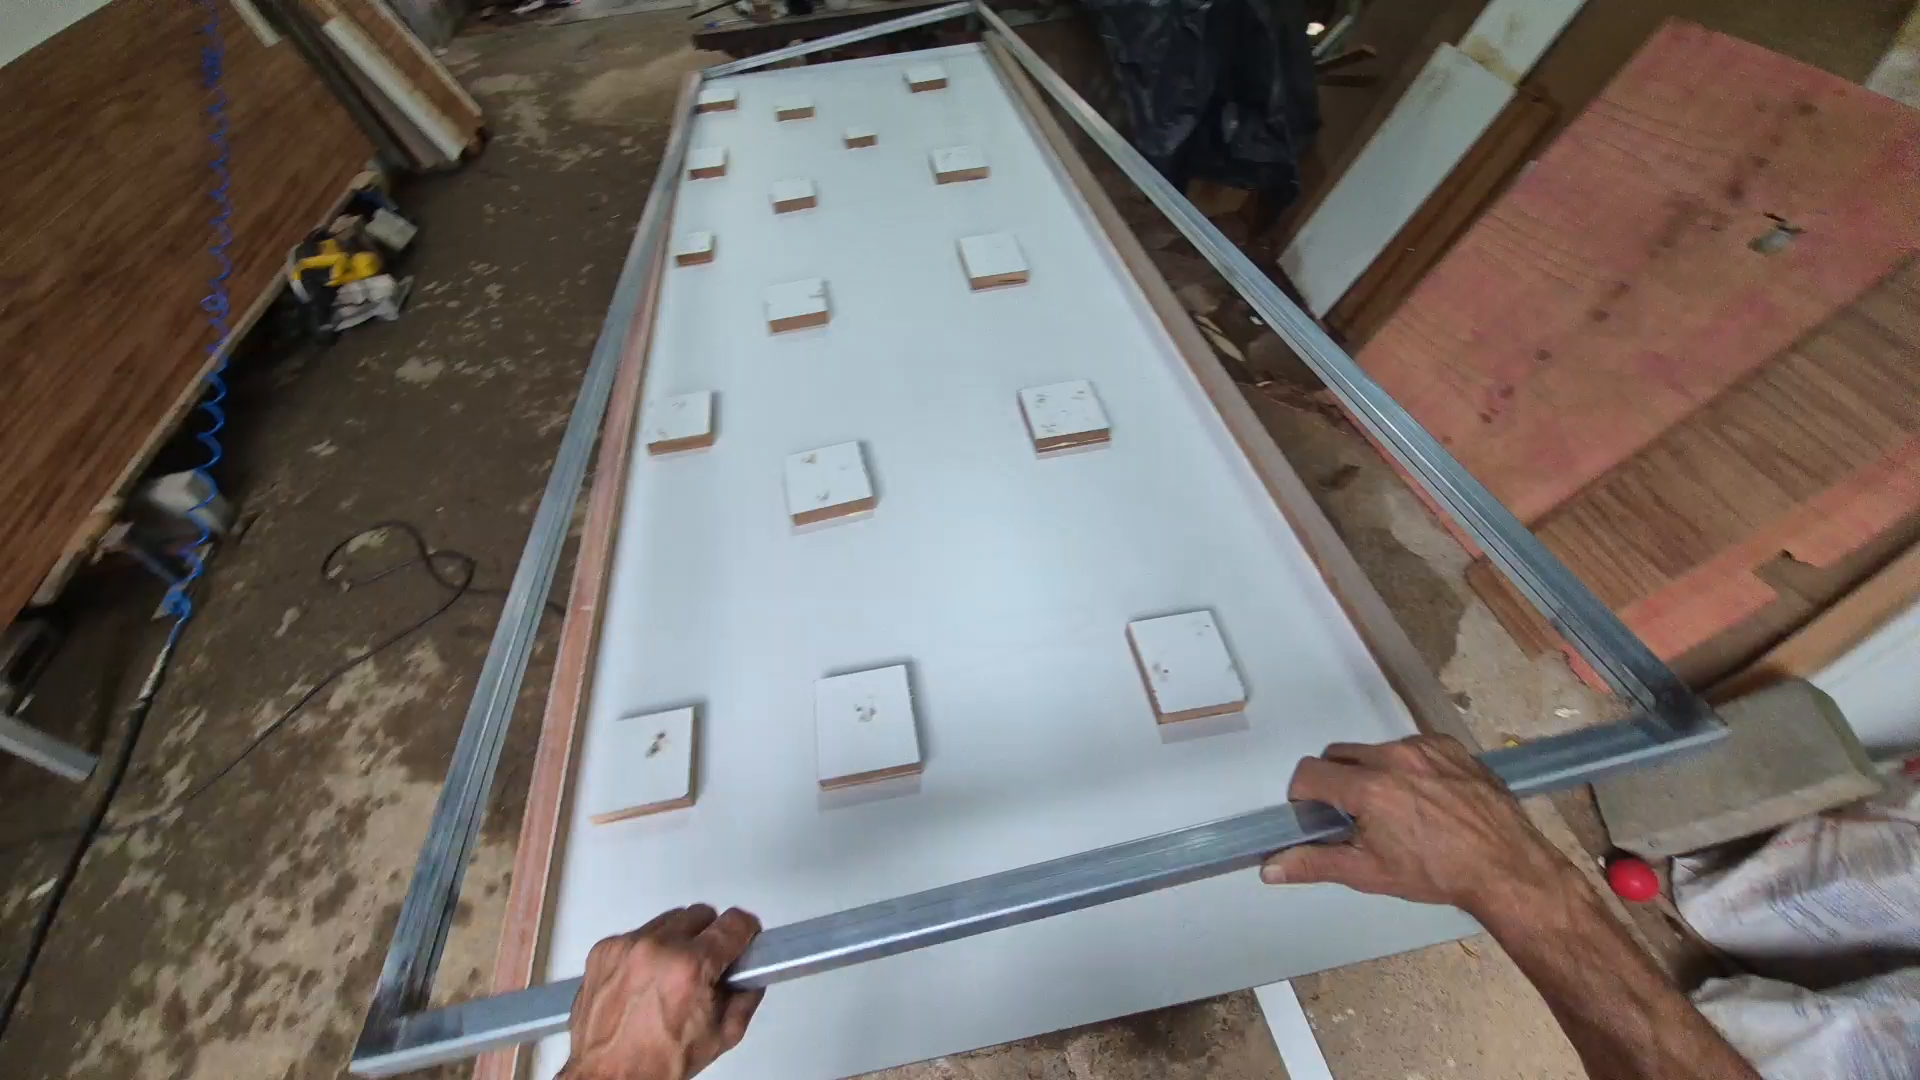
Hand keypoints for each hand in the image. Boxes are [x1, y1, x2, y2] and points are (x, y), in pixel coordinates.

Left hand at [560, 905, 764, 1079]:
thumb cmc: (655, 1065)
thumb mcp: (721, 1038)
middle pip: (703, 914)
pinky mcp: (605, 949)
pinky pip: (640, 933)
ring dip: (678, 940)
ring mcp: (628, 946)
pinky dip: (647, 950)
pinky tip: (644, 979)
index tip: (743, 939)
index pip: (735, 922)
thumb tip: (753, 970)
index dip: (745, 932)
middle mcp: (658, 949)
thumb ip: (747, 997)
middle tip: (704, 966)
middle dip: (710, 937)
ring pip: (671, 920)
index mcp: (690, 967)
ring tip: (670, 974)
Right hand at [1260, 735, 1578, 921]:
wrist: (1511, 872)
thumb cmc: (1437, 875)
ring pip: (1374, 750)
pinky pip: (1410, 746)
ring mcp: (1423, 748)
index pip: (1308, 772)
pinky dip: (1407, 765)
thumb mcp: (1369, 873)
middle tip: (1356, 813)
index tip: (1316, 813)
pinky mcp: (1449, 746)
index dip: (1304, 794)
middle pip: (1337, 755)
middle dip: (1336, 780)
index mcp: (1367, 788)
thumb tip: (1268, 868)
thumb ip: (1313, 864)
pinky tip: (1425, 794)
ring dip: (1372, 771)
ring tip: (1397, 805)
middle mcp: (1391, 758)